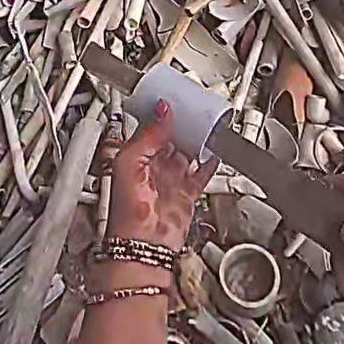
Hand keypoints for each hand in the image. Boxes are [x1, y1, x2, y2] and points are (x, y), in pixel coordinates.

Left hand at [106, 102, 219, 251]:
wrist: (144, 242)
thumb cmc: (128, 208)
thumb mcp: (131, 161)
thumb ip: (149, 135)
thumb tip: (161, 110)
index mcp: (136, 155)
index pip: (151, 128)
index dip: (161, 115)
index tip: (173, 101)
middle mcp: (154, 165)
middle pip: (171, 139)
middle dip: (181, 126)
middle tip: (193, 111)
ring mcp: (172, 178)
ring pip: (187, 153)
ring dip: (196, 141)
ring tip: (206, 126)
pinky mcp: (188, 192)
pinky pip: (201, 173)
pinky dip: (209, 163)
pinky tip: (215, 153)